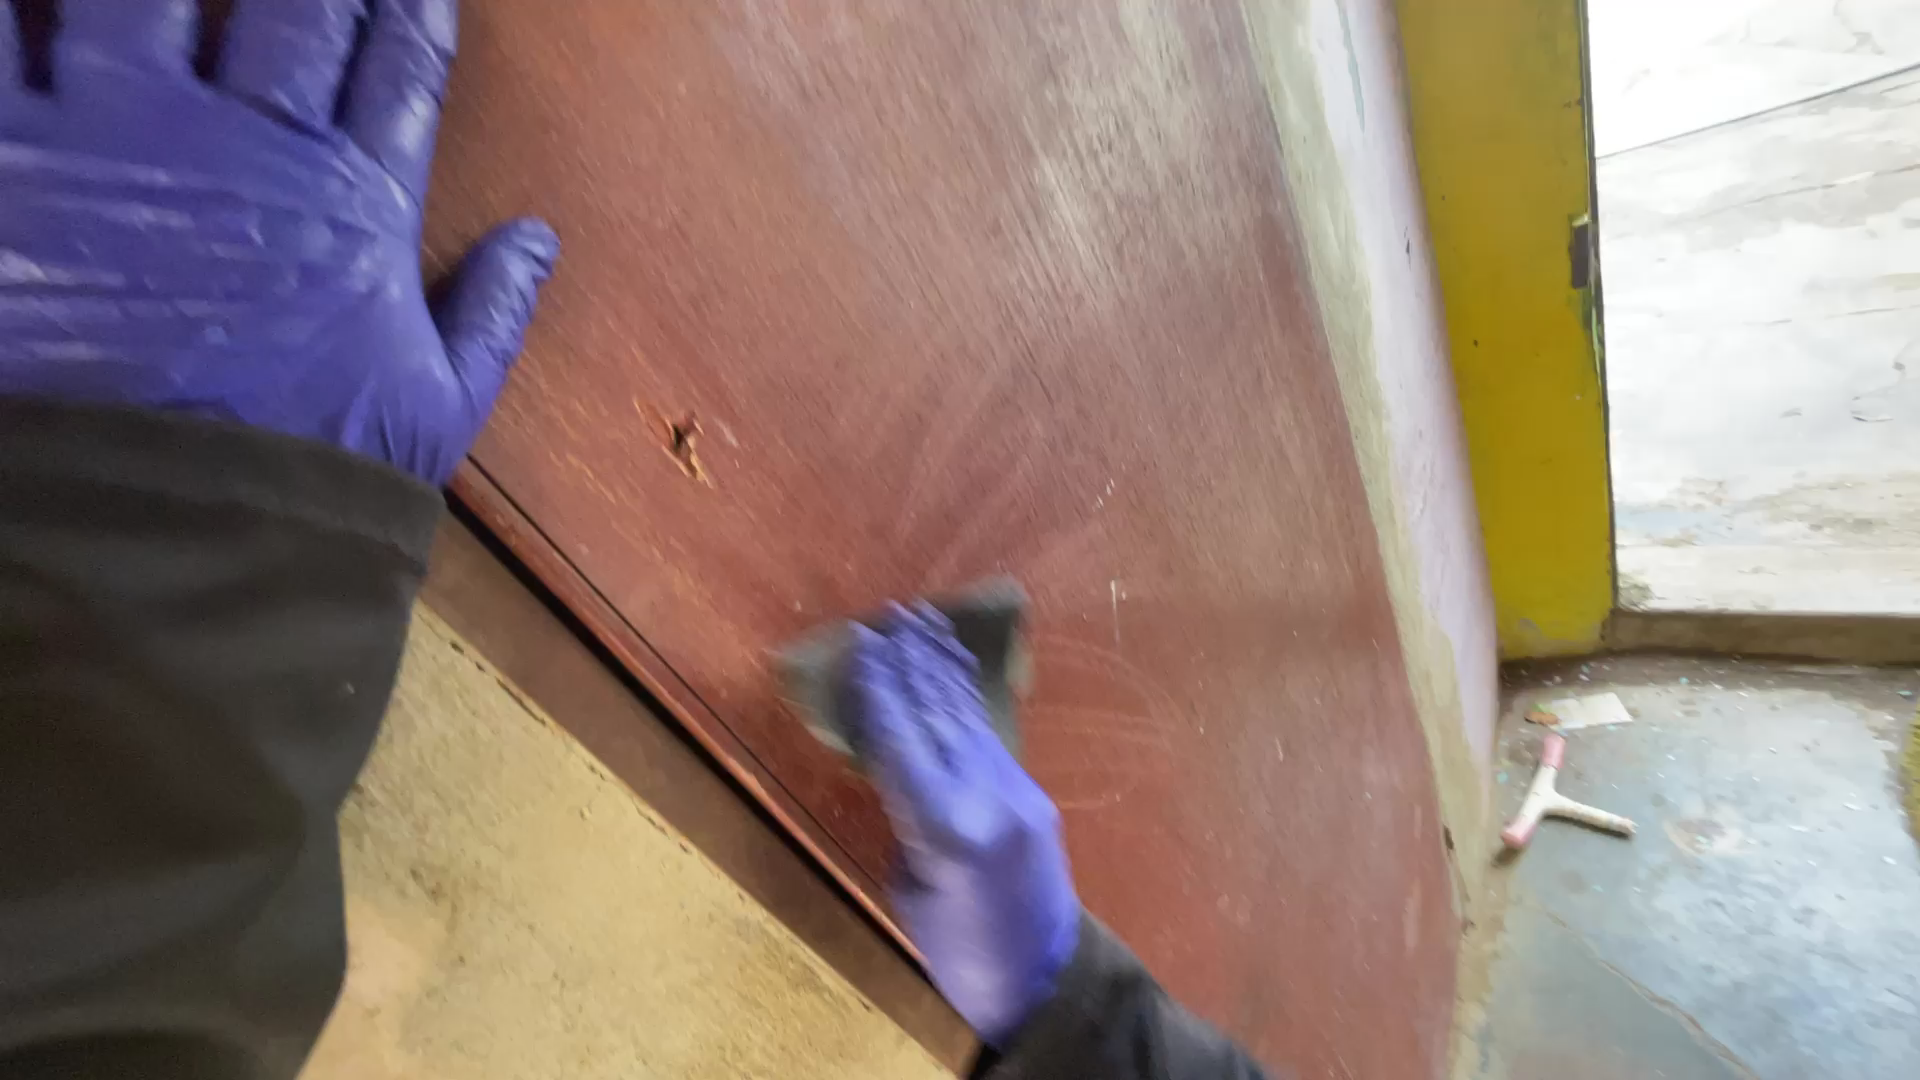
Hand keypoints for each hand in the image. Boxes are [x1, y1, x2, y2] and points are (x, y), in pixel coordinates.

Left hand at [0, 0, 555, 484]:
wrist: (188, 509)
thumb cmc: (333, 452)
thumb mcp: (449, 396)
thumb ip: (497, 308)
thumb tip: (541, 236)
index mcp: (360, 208)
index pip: (399, 85)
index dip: (413, 28)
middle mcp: (249, 150)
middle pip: (288, 16)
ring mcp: (119, 138)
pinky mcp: (4, 157)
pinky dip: (24, 9)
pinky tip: (55, 0)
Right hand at [846, 604, 1080, 1046]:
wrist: (1046, 976)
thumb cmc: (959, 952)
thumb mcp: (907, 886)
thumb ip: (902, 815)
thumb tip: (896, 762)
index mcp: (945, 824)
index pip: (900, 739)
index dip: (878, 688)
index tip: (863, 643)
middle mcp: (984, 790)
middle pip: (936, 714)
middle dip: (910, 660)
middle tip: (891, 615)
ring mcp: (1015, 784)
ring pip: (966, 713)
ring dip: (941, 664)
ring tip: (924, 621)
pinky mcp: (1030, 786)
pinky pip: (987, 730)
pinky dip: (966, 693)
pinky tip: (955, 666)